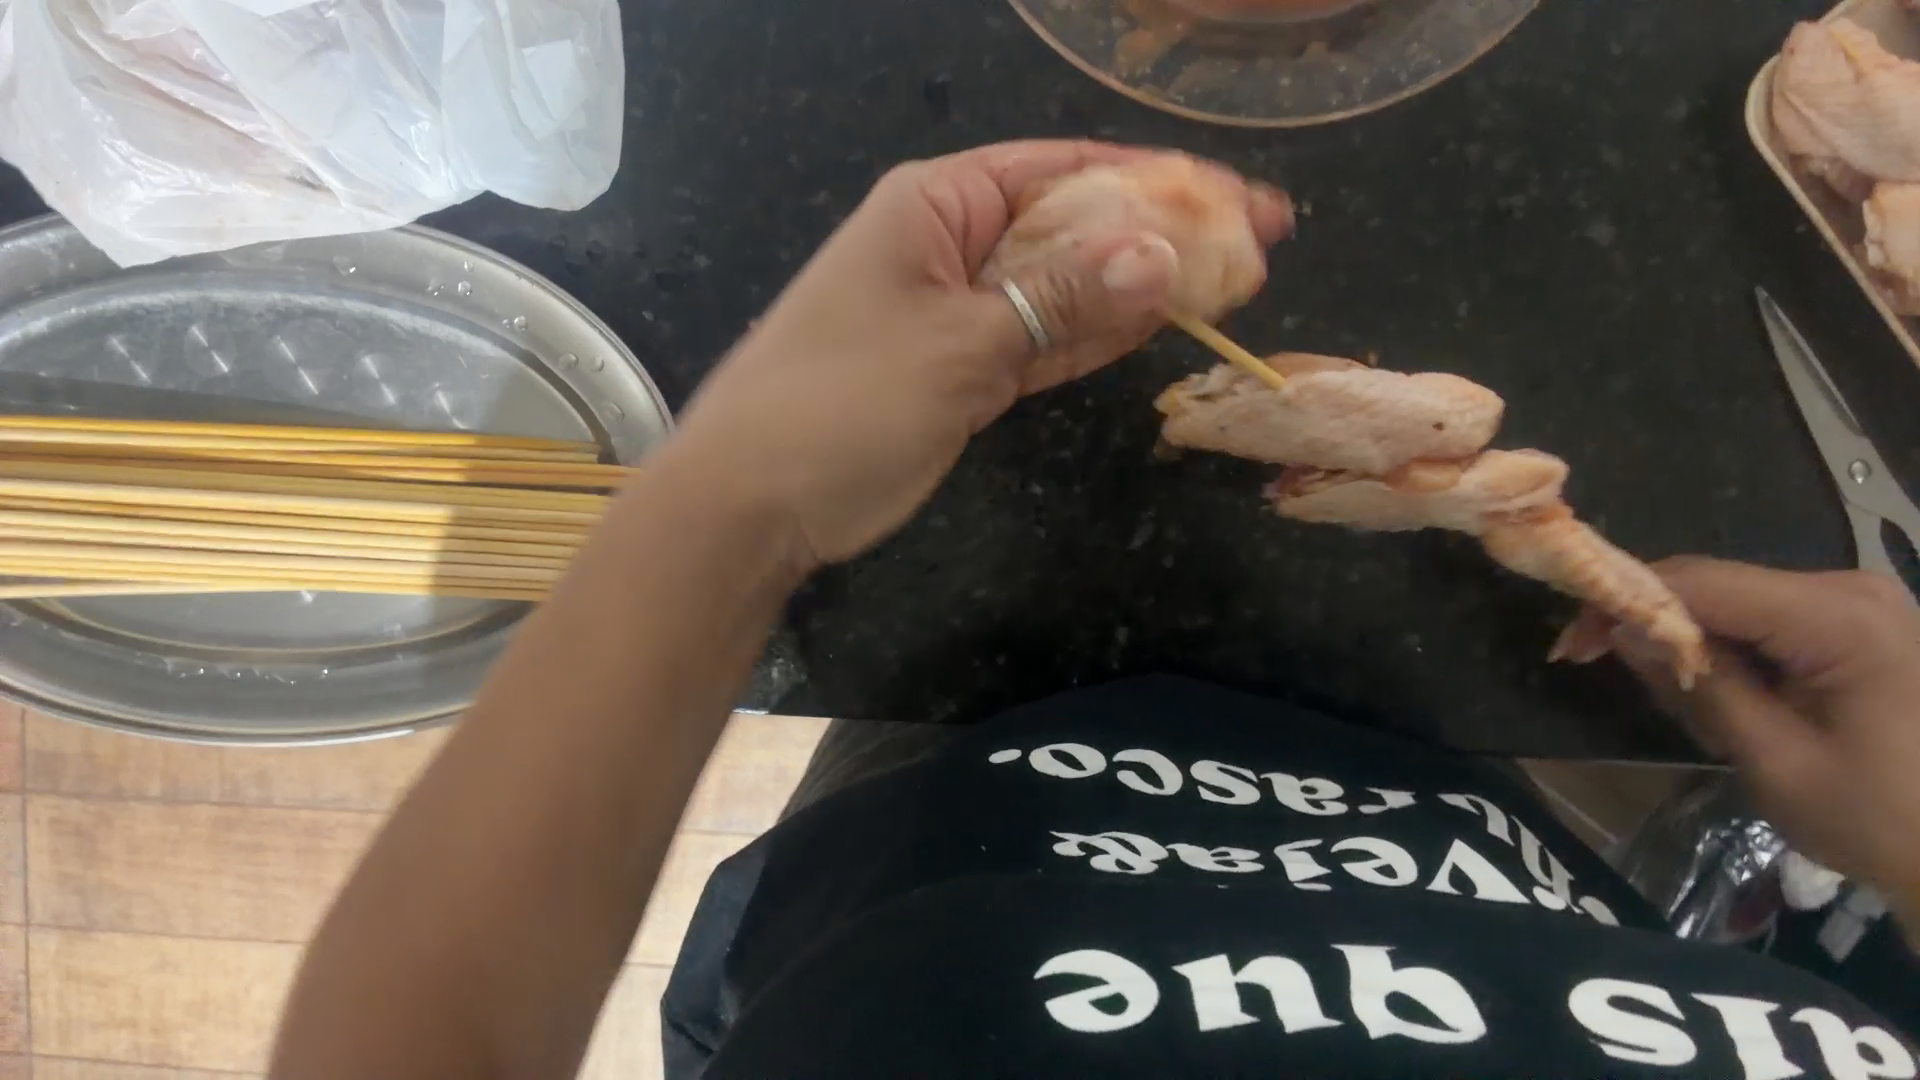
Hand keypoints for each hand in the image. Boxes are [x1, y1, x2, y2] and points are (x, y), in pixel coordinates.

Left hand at [659, 140, 1292, 566]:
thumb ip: (1059, 302)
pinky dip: (1090, 338)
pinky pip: (1038, 342)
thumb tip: (1163, 256)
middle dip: (1158, 235)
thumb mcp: (957, 346)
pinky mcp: (958, 372)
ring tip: (1225, 285)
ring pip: (1060, 289)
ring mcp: (955, 313)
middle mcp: (948, 246)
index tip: (1241, 203)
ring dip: (1133, 290)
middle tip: (1255, 248)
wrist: (753, 503)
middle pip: (1070, 226)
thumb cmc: (839, 406)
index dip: (1159, 183)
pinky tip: (1151, 326)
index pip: (1066, 170)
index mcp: (937, 206)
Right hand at [1611, 557, 1919, 921]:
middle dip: (1642, 619)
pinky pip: (1759, 615)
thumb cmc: (1890, 819)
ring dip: (1678, 636)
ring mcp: (1859, 604)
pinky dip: (1718, 645)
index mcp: (1839, 619)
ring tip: (1668, 693)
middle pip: (1707, 583)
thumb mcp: (1775, 760)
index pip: (1693, 582)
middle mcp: (1850, 590)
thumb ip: (1697, 686)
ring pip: (1726, 598)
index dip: (1618, 603)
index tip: (1571, 647)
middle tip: (1593, 663)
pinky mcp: (1858, 623)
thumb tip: (1619, 629)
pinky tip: (1716, 688)